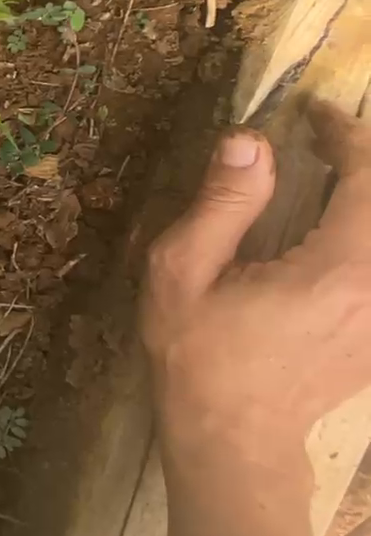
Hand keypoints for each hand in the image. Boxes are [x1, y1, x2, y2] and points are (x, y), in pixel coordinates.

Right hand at [142, 101, 370, 535]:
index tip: (317, 111)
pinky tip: (337, 222)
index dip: (351, 139)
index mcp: (337, 270)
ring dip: (365, 200)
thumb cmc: (193, 341)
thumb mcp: (182, 266)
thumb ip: (223, 204)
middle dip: (368, 164)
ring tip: (338, 171)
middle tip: (331, 134)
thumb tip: (248, 142)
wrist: (230, 424)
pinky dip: (361, 231)